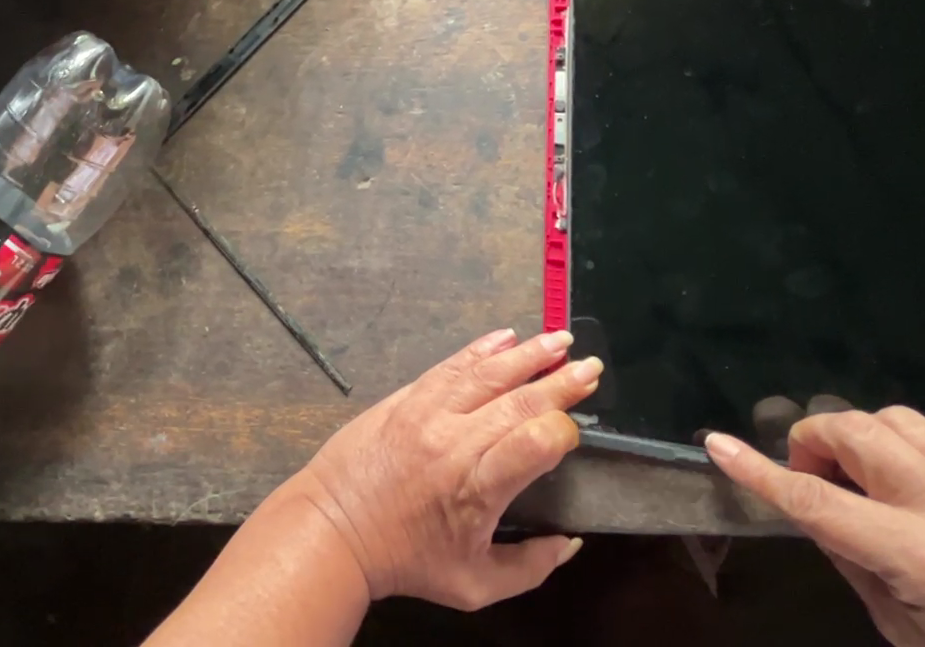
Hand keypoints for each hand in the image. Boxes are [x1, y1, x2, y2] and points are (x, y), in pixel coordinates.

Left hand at [287, 327, 601, 609]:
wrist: (333, 527)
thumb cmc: (406, 560)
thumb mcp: (476, 586)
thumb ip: (531, 566)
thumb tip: (570, 542)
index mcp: (477, 486)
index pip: (534, 441)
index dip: (563, 430)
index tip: (575, 430)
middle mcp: (454, 439)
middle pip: (516, 400)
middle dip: (560, 381)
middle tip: (591, 366)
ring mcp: (426, 412)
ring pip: (483, 373)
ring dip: (525, 353)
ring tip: (558, 339)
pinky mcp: (404, 398)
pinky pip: (448, 366)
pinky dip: (478, 350)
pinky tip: (502, 338)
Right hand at [706, 407, 924, 646]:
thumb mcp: (903, 630)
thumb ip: (850, 558)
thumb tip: (808, 507)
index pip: (817, 500)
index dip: (758, 471)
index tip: (715, 444)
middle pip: (852, 434)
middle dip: (812, 446)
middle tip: (813, 485)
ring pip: (888, 419)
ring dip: (852, 439)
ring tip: (855, 482)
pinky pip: (924, 434)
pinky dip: (889, 443)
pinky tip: (892, 482)